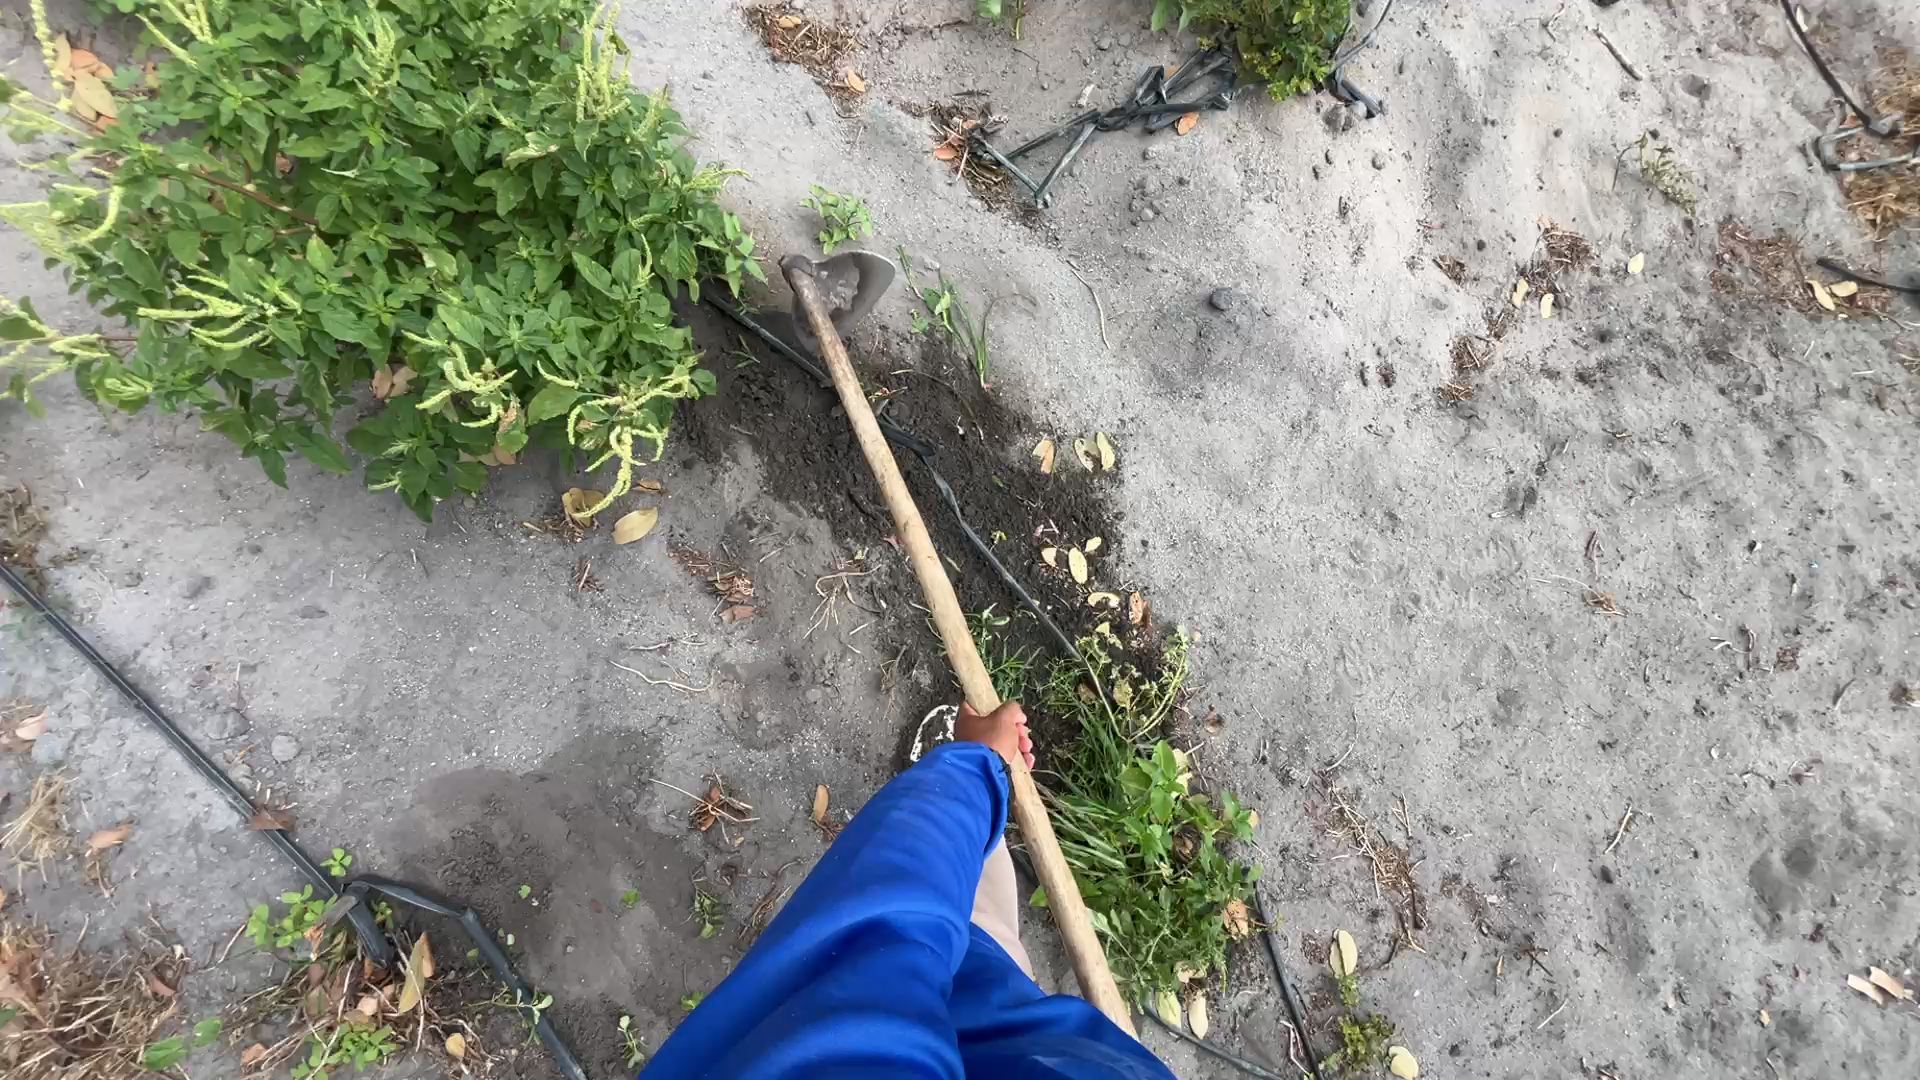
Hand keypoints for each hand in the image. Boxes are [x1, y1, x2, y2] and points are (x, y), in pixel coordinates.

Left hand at [955, 701, 1033, 769]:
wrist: (984, 776)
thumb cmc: (991, 741)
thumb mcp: (1004, 717)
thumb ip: (1012, 709)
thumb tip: (1017, 715)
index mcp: (967, 720)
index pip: (975, 705)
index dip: (993, 705)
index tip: (1008, 711)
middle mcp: (969, 737)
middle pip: (995, 727)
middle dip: (1014, 729)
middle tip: (1022, 733)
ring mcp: (978, 755)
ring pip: (1002, 744)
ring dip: (1019, 745)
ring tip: (1027, 749)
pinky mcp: (988, 770)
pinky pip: (1005, 761)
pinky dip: (1017, 761)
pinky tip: (1027, 761)